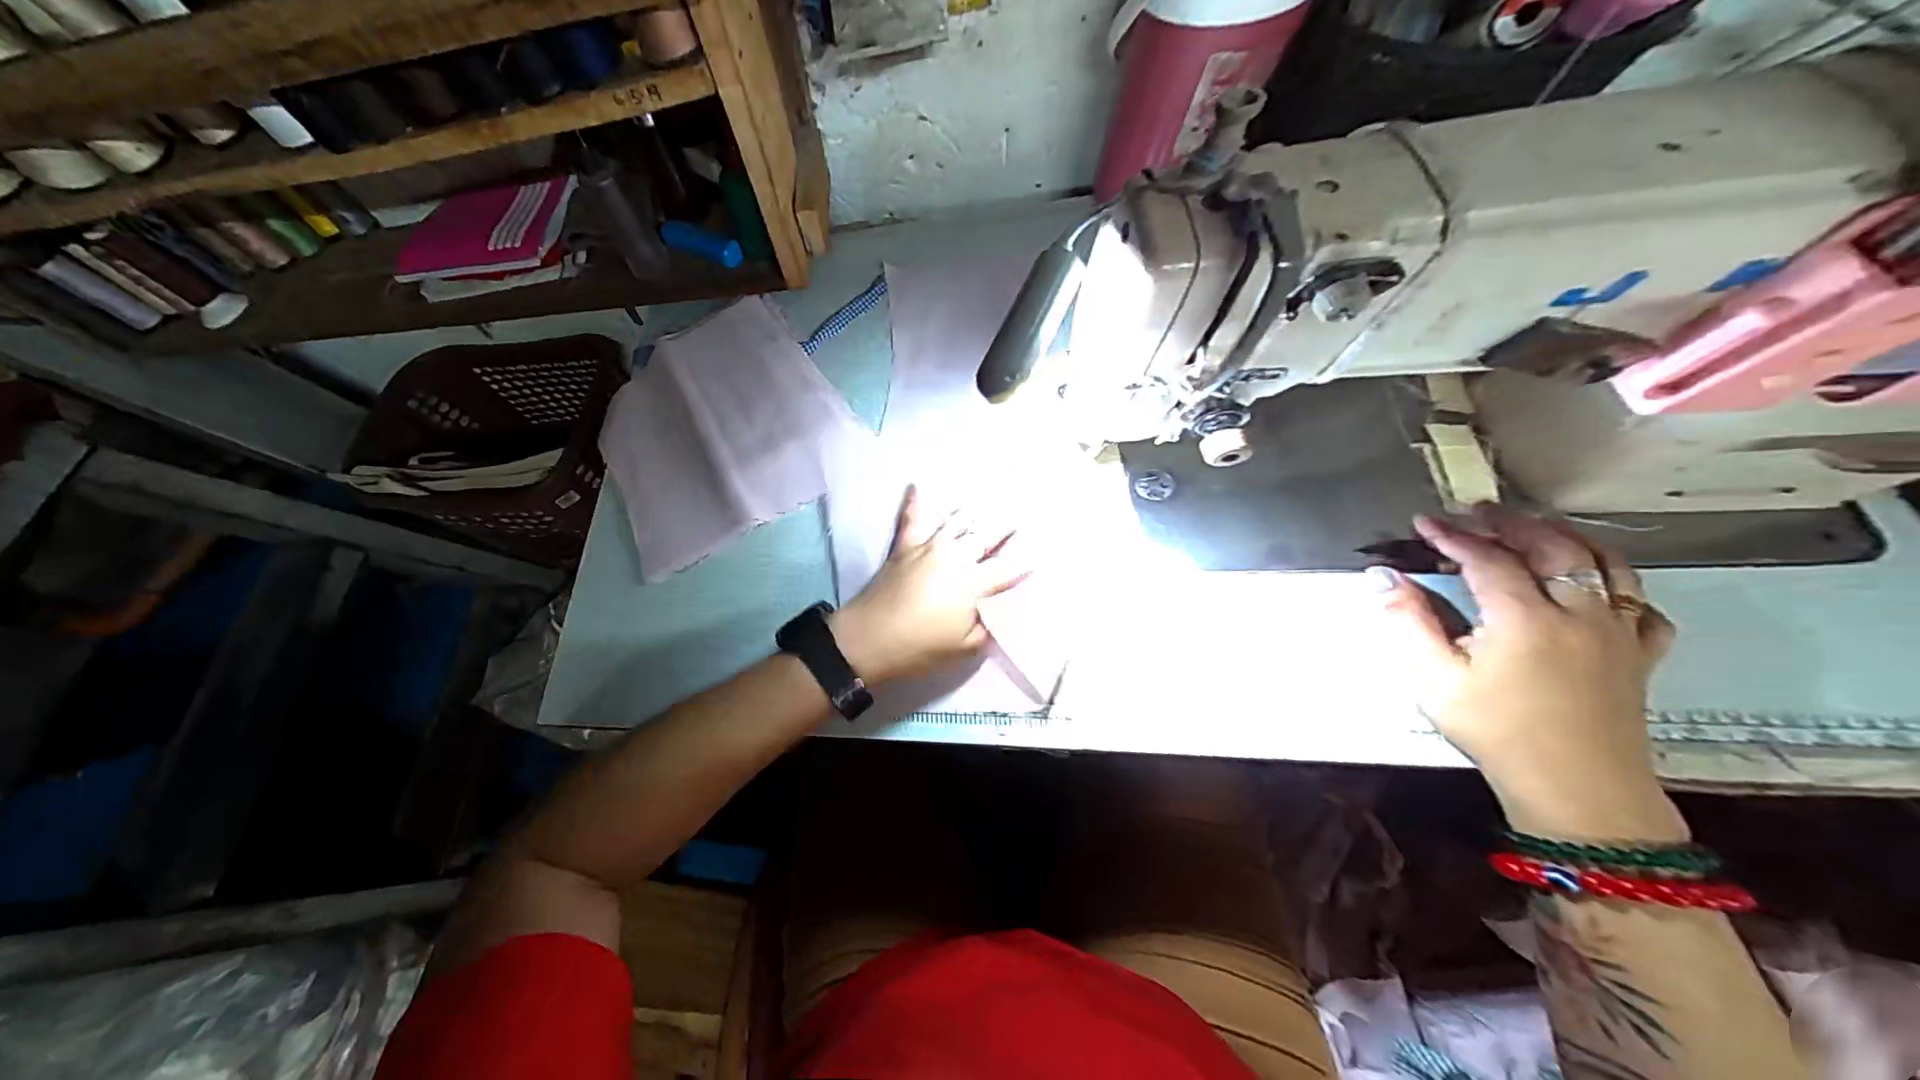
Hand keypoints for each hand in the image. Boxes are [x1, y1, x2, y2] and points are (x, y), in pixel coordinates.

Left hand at [829, 486, 1030, 684]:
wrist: (866, 641)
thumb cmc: (920, 649)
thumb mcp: (966, 649)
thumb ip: (990, 624)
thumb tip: (1005, 605)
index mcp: (974, 584)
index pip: (1008, 567)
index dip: (1026, 560)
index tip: (1041, 553)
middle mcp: (955, 557)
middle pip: (986, 536)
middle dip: (1006, 528)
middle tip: (1020, 519)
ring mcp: (928, 547)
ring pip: (956, 522)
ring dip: (974, 514)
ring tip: (988, 504)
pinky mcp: (904, 547)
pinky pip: (912, 519)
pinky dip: (916, 502)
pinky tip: (917, 485)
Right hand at [1373, 504, 1688, 842]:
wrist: (1578, 793)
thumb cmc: (1498, 733)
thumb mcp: (1434, 681)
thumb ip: (1407, 622)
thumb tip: (1384, 577)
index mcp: (1526, 617)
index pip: (1488, 557)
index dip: (1453, 535)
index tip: (1424, 521)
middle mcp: (1580, 613)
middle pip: (1553, 545)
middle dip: (1512, 522)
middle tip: (1477, 513)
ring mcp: (1619, 632)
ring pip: (1607, 563)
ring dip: (1567, 537)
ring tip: (1535, 530)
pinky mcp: (1640, 655)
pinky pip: (1641, 605)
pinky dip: (1617, 584)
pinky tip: (1595, 588)